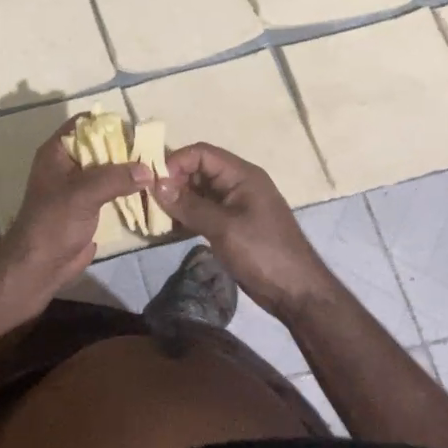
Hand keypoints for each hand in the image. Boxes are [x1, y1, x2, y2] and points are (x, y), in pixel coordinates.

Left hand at [0, 117, 150, 299]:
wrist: (41, 265)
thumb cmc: (53, 222)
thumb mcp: (83, 194)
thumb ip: (114, 178)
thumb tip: (148, 169)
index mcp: (57, 152)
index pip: (83, 124)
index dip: (108, 124)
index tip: (136, 131)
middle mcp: (67, 164)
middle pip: (100, 146)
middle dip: (125, 148)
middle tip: (154, 153)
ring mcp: (78, 186)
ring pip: (108, 169)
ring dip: (129, 170)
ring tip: (158, 170)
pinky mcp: (89, 206)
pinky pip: (111, 190)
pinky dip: (128, 189)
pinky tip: (150, 191)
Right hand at [152, 143, 332, 306]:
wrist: (297, 294)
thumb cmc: (263, 253)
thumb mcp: (224, 228)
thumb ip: (189, 205)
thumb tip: (156, 185)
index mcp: (242, 175)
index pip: (201, 153)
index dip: (175, 162)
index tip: (153, 182)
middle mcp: (238, 184)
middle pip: (198, 170)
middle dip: (173, 181)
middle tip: (150, 199)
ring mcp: (235, 206)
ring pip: (198, 192)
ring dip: (177, 200)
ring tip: (156, 215)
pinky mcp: (232, 225)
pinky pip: (203, 211)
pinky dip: (186, 216)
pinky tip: (170, 228)